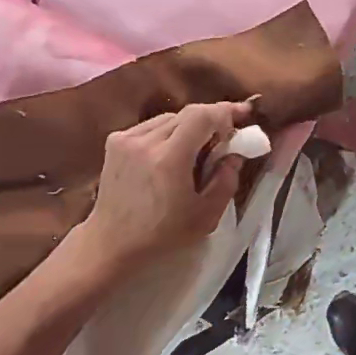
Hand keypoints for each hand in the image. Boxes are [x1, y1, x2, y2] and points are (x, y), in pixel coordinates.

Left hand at [73, 100, 253, 267]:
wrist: (112, 244)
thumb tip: (234, 155)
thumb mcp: (206, 216)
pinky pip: (150, 127)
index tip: (243, 115)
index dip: (226, 111)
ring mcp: (126, 139)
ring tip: (196, 150)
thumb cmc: (162, 236)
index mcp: (169, 159)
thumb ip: (226, 181)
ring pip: (168, 118)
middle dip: (210, 121)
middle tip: (224, 139)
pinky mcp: (114, 142)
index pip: (202, 115)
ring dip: (187, 128)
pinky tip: (170, 156)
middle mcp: (145, 141)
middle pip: (186, 113)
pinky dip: (166, 134)